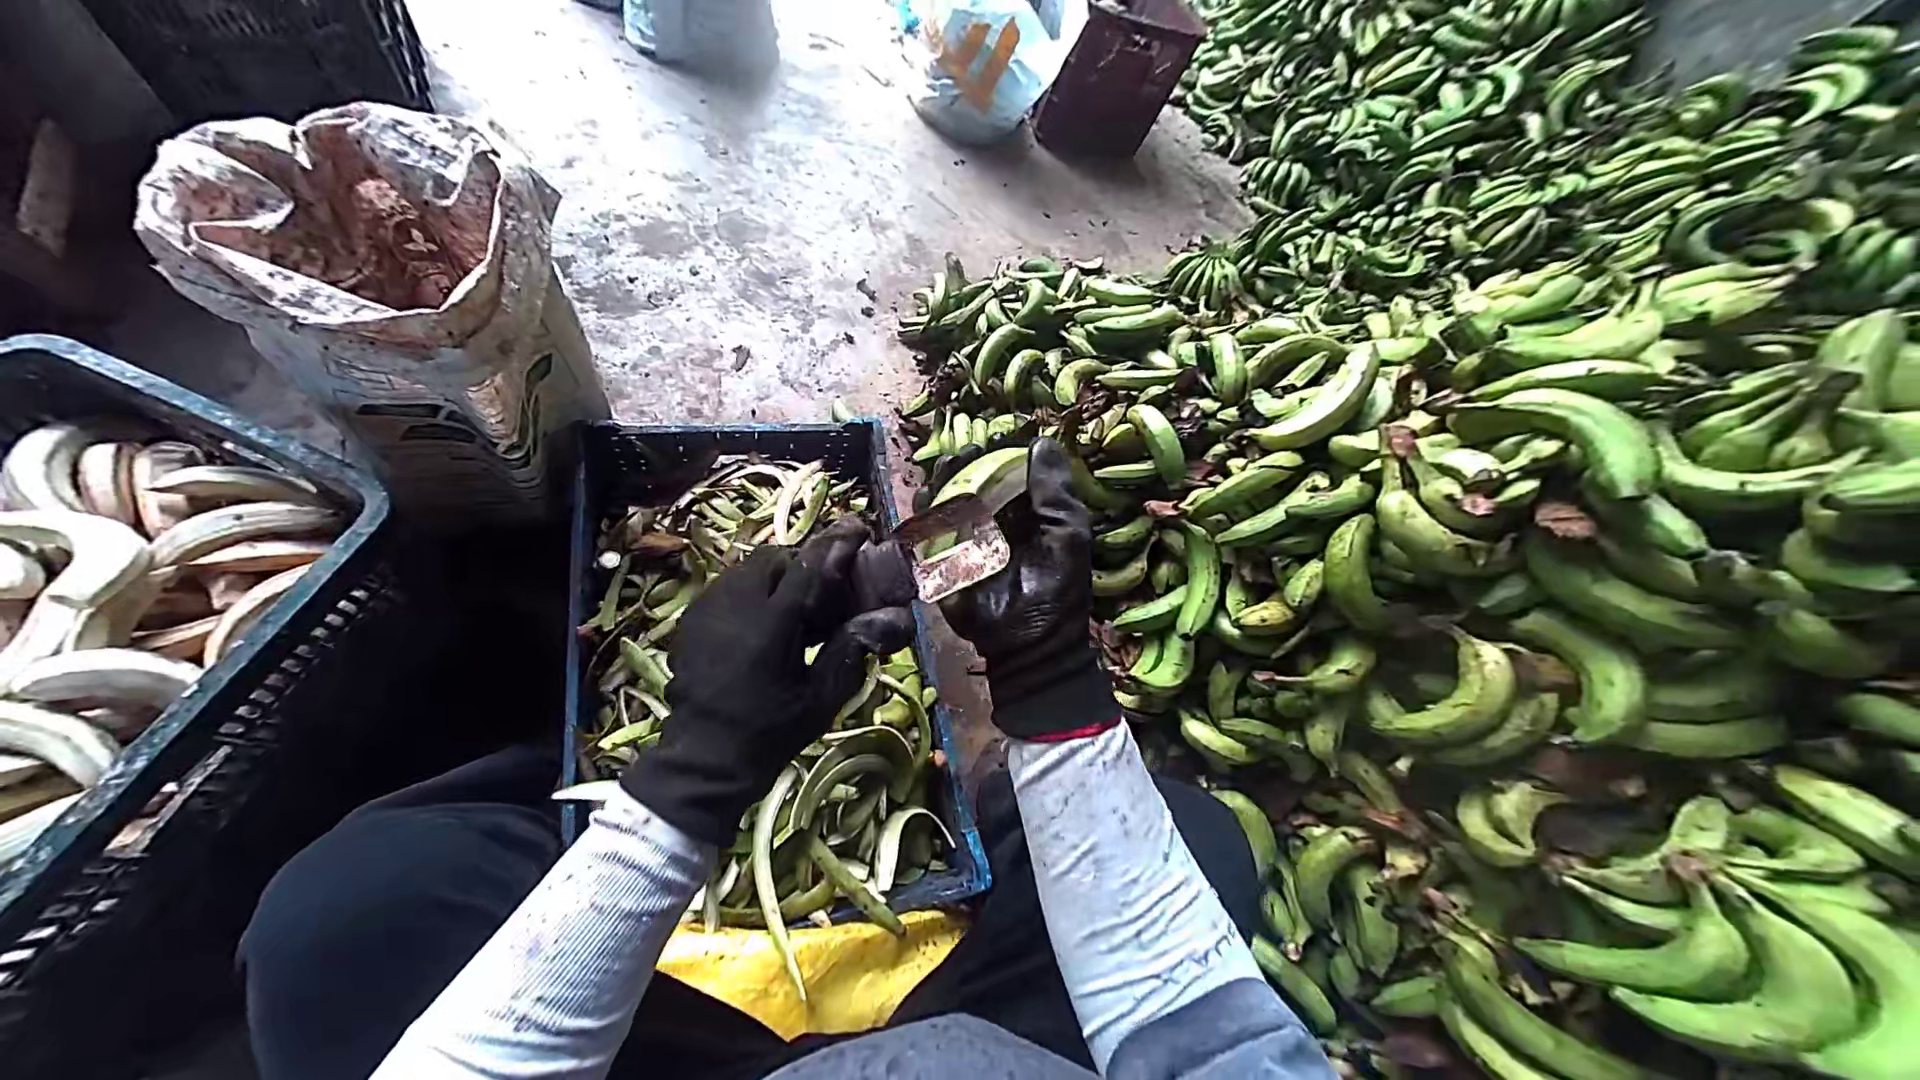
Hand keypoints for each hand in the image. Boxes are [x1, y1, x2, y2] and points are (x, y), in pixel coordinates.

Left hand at [622, 517, 914, 844]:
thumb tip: (891, 616)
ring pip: (749, 568)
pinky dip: (754, 589)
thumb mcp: (821, 697)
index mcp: (770, 624)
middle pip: (777, 558)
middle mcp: (734, 604)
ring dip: (779, 574)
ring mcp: (707, 608)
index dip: (837, 543)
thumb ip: (853, 649)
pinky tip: (764, 619)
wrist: (702, 759)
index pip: (810, 565)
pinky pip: (729, 585)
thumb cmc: (770, 732)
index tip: (859, 528)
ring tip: (796, 603)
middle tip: (827, 583)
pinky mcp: (692, 618)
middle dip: (805, 560)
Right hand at [921, 437, 1117, 741]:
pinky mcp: (942, 562)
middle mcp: (992, 521)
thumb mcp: (1067, 535)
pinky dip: (924, 515)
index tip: (992, 443)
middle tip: (966, 454)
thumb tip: (1042, 442)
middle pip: (970, 482)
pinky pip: (926, 533)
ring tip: (948, 470)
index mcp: (1024, 511)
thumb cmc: (1057, 590)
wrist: (1029, 646)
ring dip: (942, 483)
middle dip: (964, 464)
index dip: (997, 454)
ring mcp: (965, 541)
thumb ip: (1055, 492)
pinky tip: (929, 501)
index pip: (1006, 471)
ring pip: (944, 502)